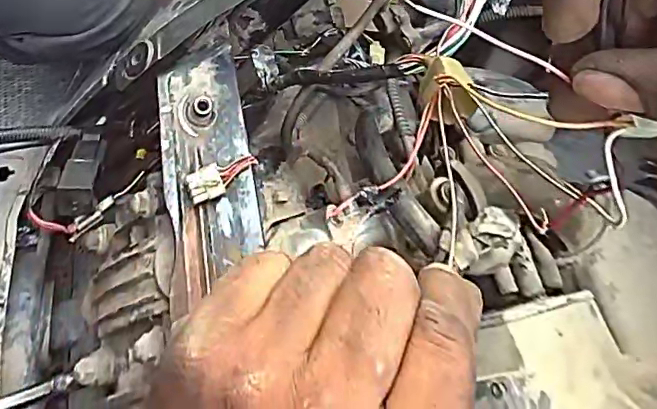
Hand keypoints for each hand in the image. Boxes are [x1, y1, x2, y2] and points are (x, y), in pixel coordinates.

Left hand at [148, 245, 480, 407]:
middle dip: (390, 287)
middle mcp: (318, 401)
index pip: (440, 341)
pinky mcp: (206, 340)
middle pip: (383, 283)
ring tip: (325, 320)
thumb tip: (442, 328)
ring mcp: (255, 364)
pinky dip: (280, 279)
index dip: (450, 304)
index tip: (445, 291)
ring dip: (334, 281)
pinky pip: (265, 263)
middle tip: (381, 306)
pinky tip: (280, 317)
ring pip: (325, 261)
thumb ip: (420, 403)